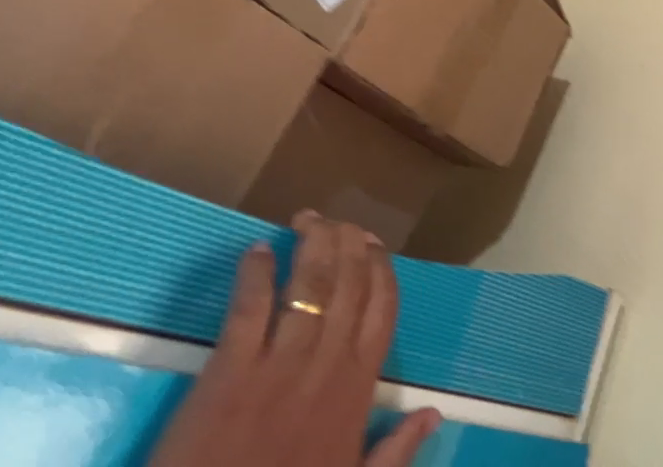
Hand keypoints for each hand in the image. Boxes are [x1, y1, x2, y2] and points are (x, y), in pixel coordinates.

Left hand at [146, 211, 439, 466]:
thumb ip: (395, 449)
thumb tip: (434, 414)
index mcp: (359, 386)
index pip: (382, 310)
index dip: (381, 269)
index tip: (374, 243)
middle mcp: (327, 364)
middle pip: (348, 287)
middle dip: (348, 246)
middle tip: (340, 220)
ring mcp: (278, 364)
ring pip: (309, 288)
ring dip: (312, 247)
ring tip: (307, 220)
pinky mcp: (228, 372)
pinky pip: (249, 310)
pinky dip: (255, 275)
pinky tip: (257, 251)